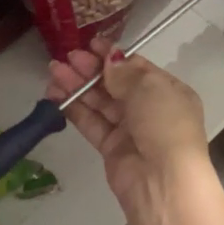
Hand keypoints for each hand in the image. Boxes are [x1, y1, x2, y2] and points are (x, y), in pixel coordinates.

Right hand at [47, 37, 208, 207]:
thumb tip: (111, 57)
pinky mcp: (111, 149)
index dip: (114, 56)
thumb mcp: (150, 88)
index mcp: (169, 91)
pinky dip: (74, 108)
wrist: (163, 180)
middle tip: (68, 57)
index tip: (91, 44)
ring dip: (78, 86)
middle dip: (93, 70)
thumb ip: (126, 73)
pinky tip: (56, 95)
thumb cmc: (165, 123)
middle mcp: (151, 108)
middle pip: (117, 84)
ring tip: (54, 71)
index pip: (138, 68)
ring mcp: (130, 129)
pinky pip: (91, 123)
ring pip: (101, 103)